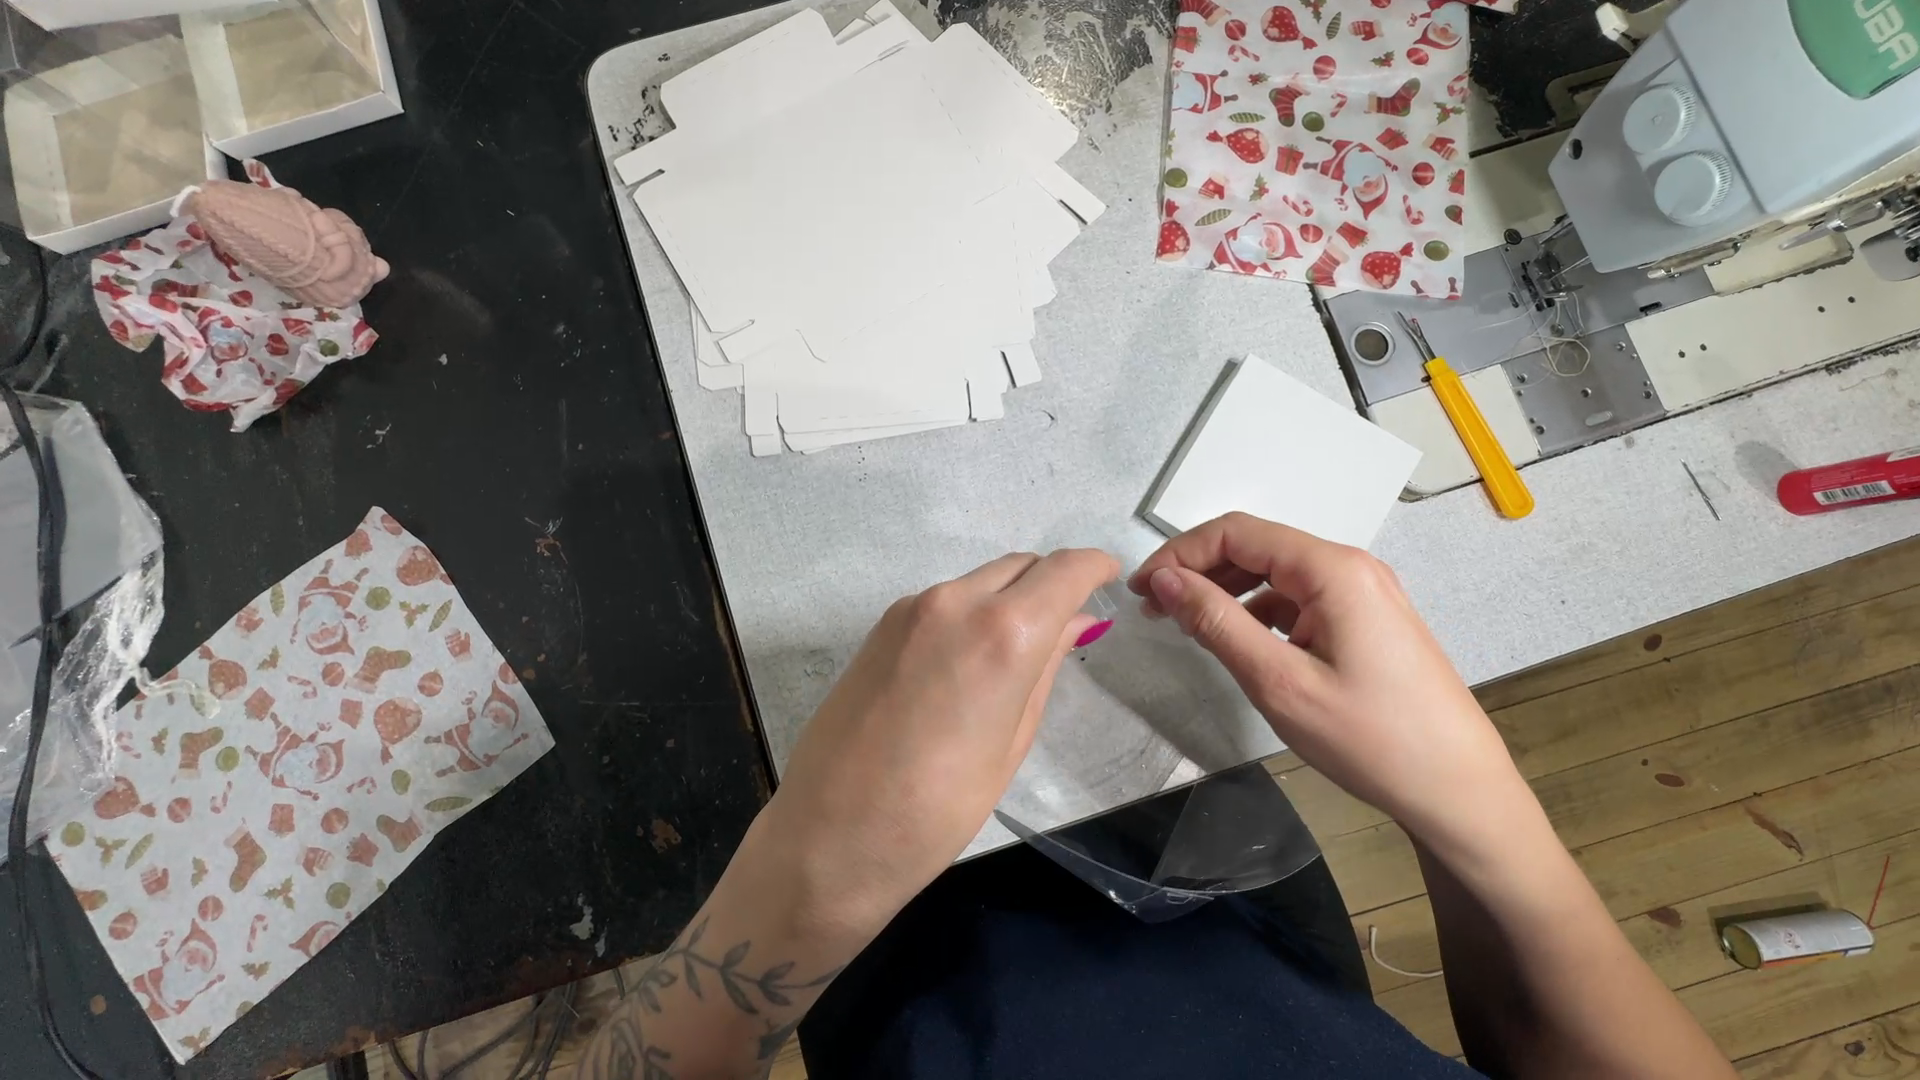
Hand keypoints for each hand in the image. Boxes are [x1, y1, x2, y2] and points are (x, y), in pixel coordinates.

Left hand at [768, 549, 1118, 934]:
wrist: (829, 833)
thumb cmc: (938, 809)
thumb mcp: (1011, 742)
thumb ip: (1044, 670)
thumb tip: (1074, 623)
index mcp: (1002, 633)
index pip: (1063, 570)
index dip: (1094, 567)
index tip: (1108, 578)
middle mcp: (954, 602)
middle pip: (1020, 566)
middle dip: (1051, 583)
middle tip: (1066, 624)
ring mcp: (910, 608)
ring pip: (979, 581)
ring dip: (1008, 599)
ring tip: (1013, 655)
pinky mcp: (881, 624)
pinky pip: (944, 602)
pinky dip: (969, 614)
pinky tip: (965, 665)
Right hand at [1128, 513, 1524, 850]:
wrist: (1459, 790)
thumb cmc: (1369, 738)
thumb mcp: (1278, 681)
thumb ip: (1216, 622)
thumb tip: (1164, 579)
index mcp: (1331, 569)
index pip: (1236, 533)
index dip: (1180, 554)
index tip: (1141, 590)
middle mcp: (1349, 567)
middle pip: (1256, 546)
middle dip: (1198, 570)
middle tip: (1155, 610)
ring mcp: (1362, 593)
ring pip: (1275, 573)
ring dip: (1225, 590)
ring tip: (1187, 625)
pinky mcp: (1366, 620)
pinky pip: (1297, 599)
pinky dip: (1257, 611)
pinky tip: (1238, 641)